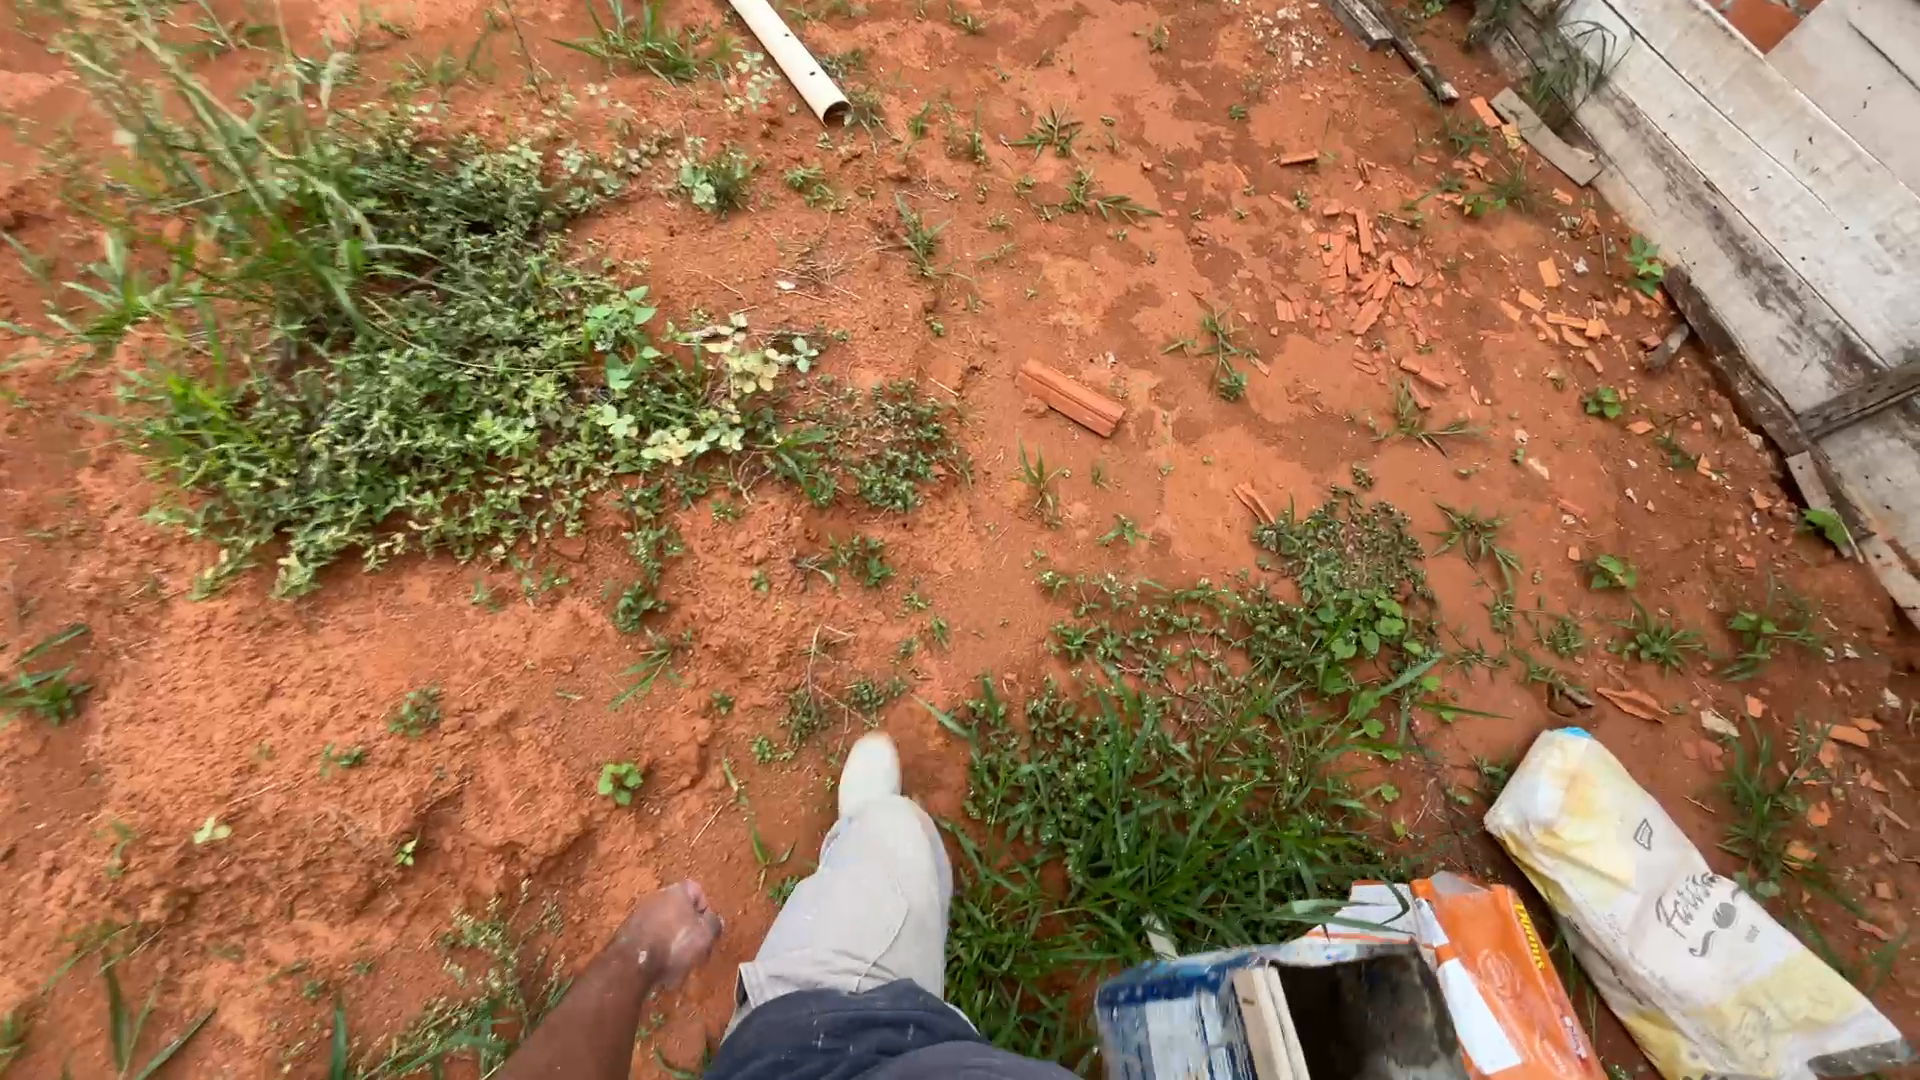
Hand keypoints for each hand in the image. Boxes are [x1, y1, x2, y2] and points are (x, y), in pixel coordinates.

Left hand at [615, 880, 722, 989]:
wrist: (631, 966)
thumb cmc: (674, 944)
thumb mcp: (705, 935)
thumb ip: (715, 925)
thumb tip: (715, 922)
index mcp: (677, 892)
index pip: (697, 891)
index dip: (706, 910)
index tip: (707, 930)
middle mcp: (656, 898)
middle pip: (679, 911)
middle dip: (689, 931)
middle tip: (694, 951)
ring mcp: (638, 916)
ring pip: (663, 927)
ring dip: (672, 944)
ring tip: (676, 966)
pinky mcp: (624, 936)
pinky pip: (648, 941)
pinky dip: (655, 952)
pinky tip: (658, 970)